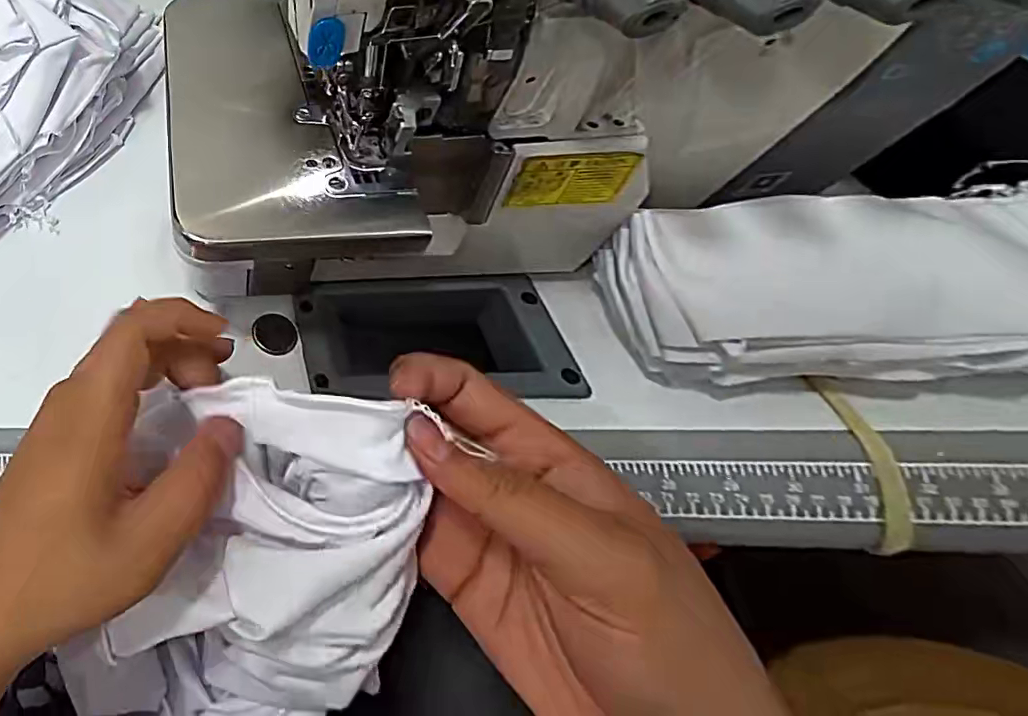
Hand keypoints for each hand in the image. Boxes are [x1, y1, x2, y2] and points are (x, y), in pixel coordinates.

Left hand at [0, 299, 242, 715]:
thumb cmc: (61, 572)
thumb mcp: (147, 541)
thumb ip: (196, 480)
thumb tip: (228, 427)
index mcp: (91, 406)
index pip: (135, 325)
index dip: (183, 316)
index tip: (224, 338)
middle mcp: (71, 396)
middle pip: (129, 336)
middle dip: (183, 344)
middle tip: (218, 388)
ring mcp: (59, 413)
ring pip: (116, 359)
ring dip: (165, 363)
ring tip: (202, 397)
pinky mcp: (54, 433)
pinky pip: (105, 384)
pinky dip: (144, 383)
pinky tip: (163, 423)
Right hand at [392, 353, 786, 715]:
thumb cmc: (679, 648)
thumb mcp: (603, 558)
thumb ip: (509, 495)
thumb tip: (425, 437)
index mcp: (544, 461)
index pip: (474, 395)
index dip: (430, 378)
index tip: (395, 388)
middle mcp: (500, 486)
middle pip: (428, 431)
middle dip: (389, 423)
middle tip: (357, 436)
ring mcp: (474, 530)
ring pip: (406, 479)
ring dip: (375, 472)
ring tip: (347, 473)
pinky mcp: (454, 575)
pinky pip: (401, 533)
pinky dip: (374, 521)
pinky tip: (359, 515)